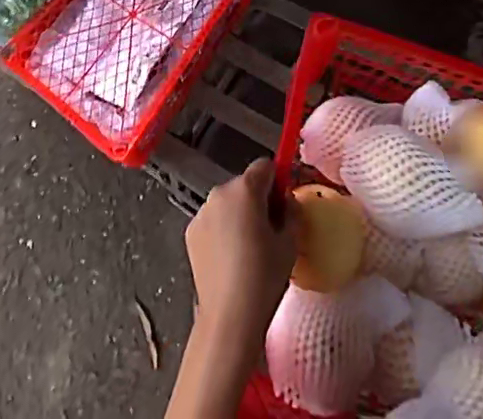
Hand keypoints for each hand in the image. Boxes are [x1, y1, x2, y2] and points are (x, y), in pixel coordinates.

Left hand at [184, 158, 296, 339]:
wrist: (229, 316)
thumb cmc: (264, 276)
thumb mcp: (291, 241)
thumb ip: (292, 211)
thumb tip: (287, 202)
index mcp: (245, 189)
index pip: (266, 166)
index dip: (278, 181)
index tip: (284, 202)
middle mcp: (219, 193)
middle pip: (245, 184)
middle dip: (259, 199)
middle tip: (271, 230)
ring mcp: (201, 212)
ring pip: (228, 203)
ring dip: (240, 214)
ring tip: (250, 248)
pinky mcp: (190, 232)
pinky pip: (214, 221)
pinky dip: (223, 230)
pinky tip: (231, 258)